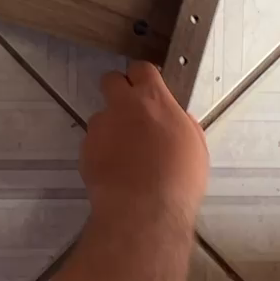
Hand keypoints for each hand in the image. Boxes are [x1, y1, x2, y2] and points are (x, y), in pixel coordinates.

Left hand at [81, 62, 209, 227]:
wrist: (144, 212)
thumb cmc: (179, 179)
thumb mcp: (194, 145)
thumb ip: (180, 123)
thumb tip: (173, 118)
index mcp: (153, 100)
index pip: (142, 68)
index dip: (144, 78)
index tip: (149, 90)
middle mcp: (121, 106)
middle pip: (111, 80)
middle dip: (119, 91)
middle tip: (132, 113)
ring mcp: (99, 128)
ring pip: (102, 117)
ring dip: (112, 128)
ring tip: (126, 156)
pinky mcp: (85, 151)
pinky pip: (94, 144)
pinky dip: (103, 153)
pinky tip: (116, 173)